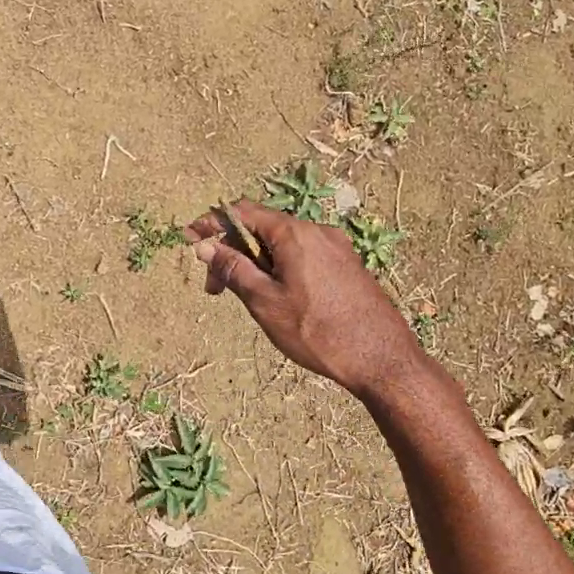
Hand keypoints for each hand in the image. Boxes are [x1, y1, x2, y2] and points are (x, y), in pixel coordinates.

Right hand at [185, 200, 427, 402]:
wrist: (383, 361)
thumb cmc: (317, 332)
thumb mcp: (264, 301)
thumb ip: (233, 268)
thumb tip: (206, 246)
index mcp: (295, 234)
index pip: (242, 212)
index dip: (212, 223)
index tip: (190, 240)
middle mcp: (317, 232)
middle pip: (261, 228)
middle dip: (231, 251)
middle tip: (214, 288)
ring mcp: (336, 248)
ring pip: (282, 244)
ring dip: (255, 263)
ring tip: (245, 297)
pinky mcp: (347, 266)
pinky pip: (302, 256)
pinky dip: (278, 268)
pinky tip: (275, 297)